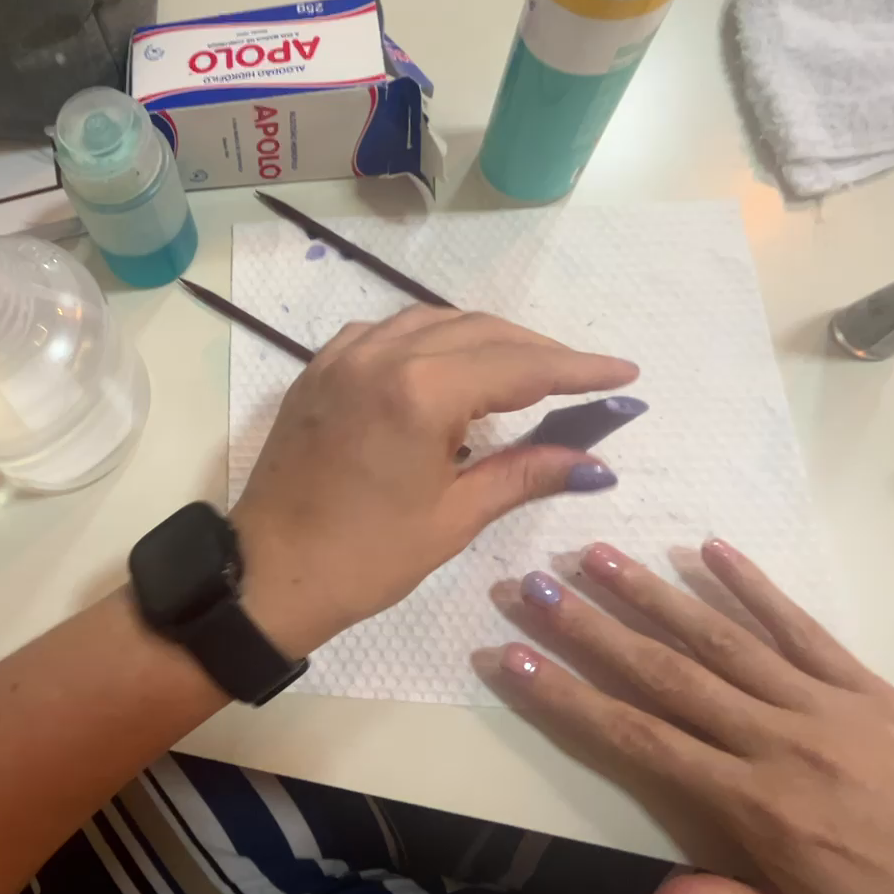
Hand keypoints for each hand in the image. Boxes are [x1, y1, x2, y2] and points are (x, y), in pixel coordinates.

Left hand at [230, 305, 637, 658]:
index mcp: (419, 391)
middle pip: (476, 331)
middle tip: (577, 378)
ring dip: (479, 339)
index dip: (576, 368)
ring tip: (518, 372)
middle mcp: (379, 356)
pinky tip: (440, 367)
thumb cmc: (365, 556)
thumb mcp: (453, 517)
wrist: (270, 571)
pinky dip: (422, 340)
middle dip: (533, 351)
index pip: (516, 365)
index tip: (623, 373)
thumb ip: (524, 472)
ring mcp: (340, 357)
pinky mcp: (316, 370)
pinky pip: (381, 334)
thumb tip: (594, 460)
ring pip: (428, 322)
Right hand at [483, 540, 893, 893]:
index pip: (636, 737)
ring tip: (597, 551)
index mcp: (760, 807)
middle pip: (664, 671)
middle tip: (532, 581)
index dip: (566, 694)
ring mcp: (829, 708)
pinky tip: (711, 548)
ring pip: (721, 637)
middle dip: (588, 625)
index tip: (509, 654)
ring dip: (653, 591)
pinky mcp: (874, 692)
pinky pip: (804, 629)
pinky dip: (755, 587)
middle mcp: (781, 742)